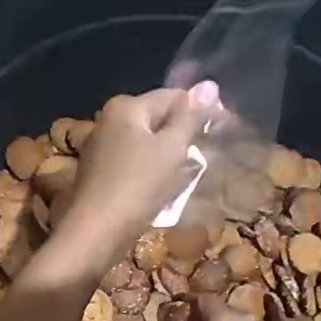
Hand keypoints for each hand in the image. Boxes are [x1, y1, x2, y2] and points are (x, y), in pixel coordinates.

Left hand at [44, 82, 218, 273]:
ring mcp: (102, 151)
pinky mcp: (101, 177)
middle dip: (185, 137)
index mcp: (125, 108)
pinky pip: (136, 167)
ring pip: (148, 146)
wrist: (94, 235)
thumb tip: (210, 84)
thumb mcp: (171, 149)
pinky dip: (154, 175)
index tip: (226, 126)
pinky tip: (166, 191)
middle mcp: (109, 123)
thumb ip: (190, 117)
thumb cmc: (136, 187)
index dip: (201, 109)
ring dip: (171, 159)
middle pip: (158, 121)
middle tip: (210, 154)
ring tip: (191, 176)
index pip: (173, 97)